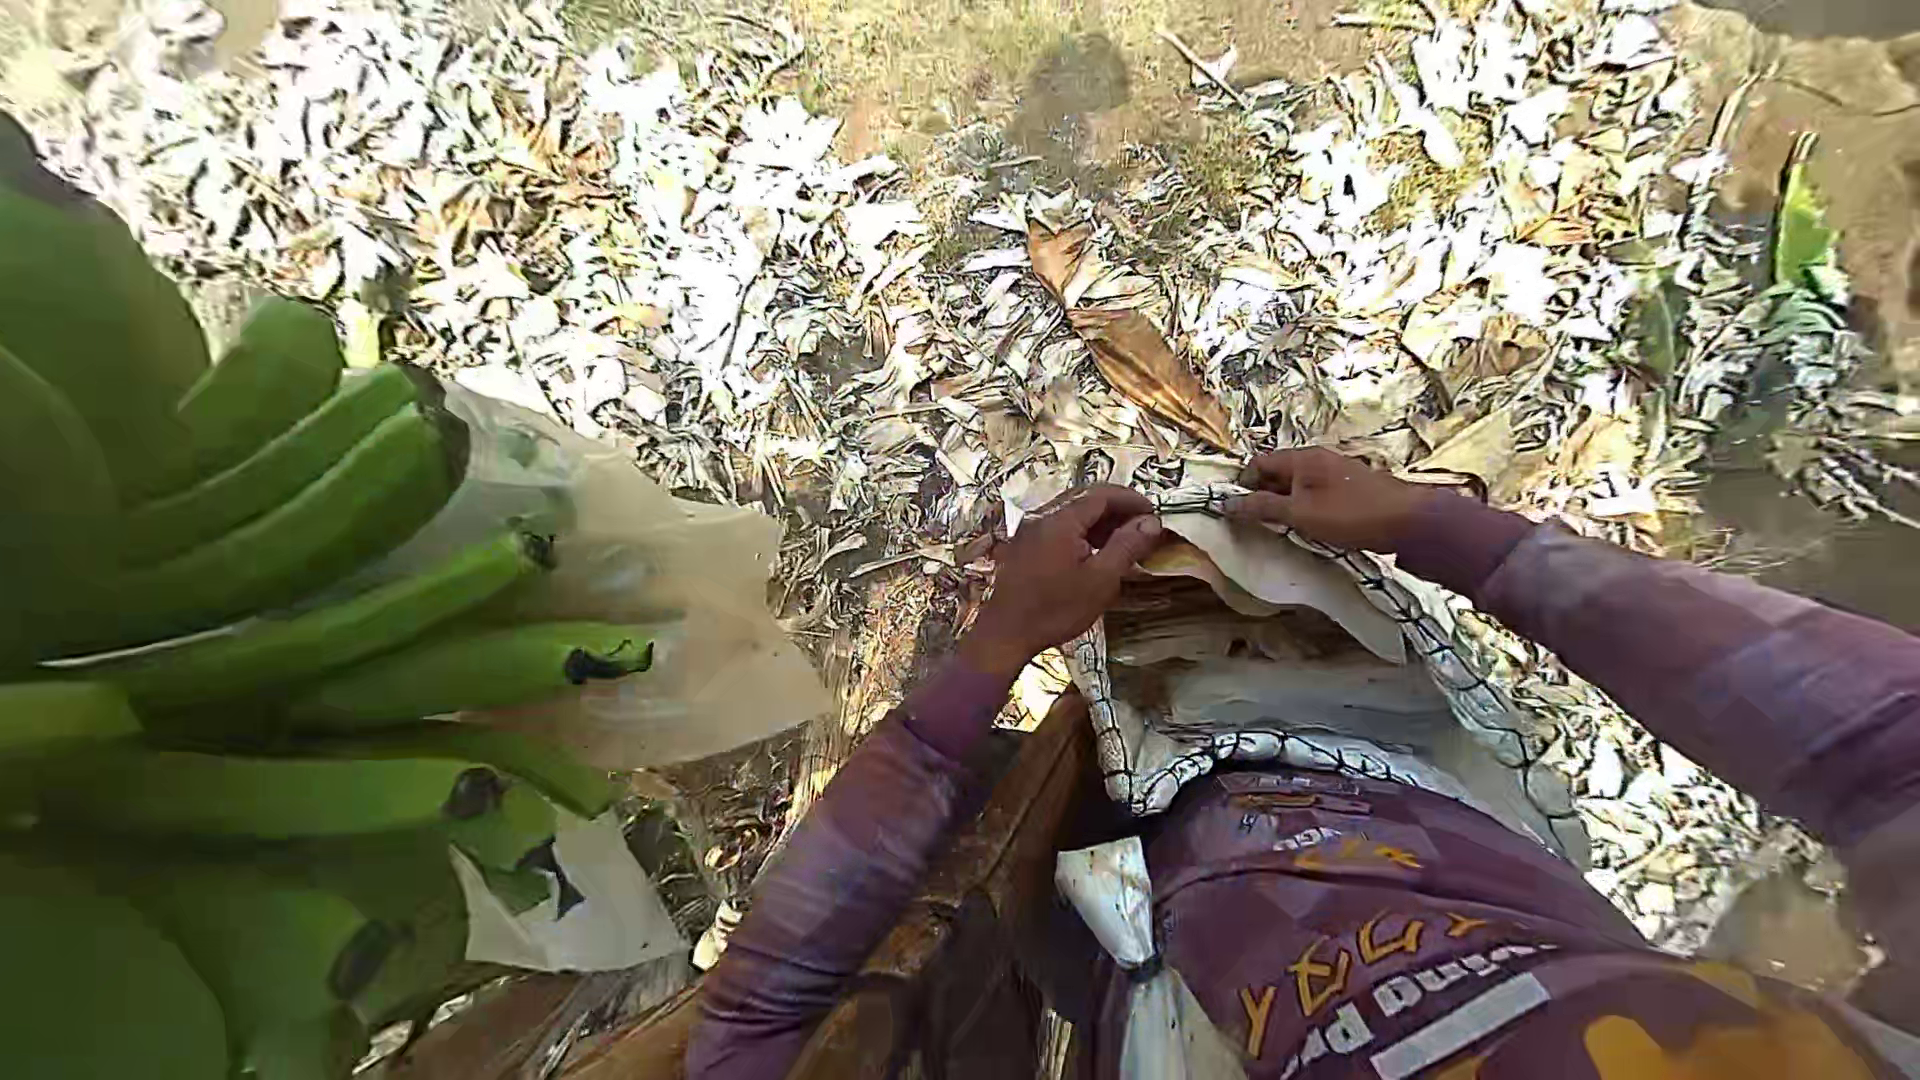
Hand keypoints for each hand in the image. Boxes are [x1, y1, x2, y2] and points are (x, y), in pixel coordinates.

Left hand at [958, 485, 1163, 679]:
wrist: (1006, 634)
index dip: (1130, 499)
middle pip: (1084, 498)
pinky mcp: (1023, 546)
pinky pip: (1057, 527)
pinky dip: (1081, 532)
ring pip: (1070, 513)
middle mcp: (1041, 517)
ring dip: (1099, 520)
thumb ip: (1126, 546)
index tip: (1153, 512)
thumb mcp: (1100, 580)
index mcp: (1059, 520)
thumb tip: (1150, 522)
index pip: (1101, 494)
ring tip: (1123, 540)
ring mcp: (1029, 530)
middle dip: (1116, 507)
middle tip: (1141, 525)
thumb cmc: (1055, 609)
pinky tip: (1094, 551)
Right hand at [1225, 447, 1432, 552]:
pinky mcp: (1351, 487)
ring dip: (1284, 503)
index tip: (1241, 509)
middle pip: (1277, 472)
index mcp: (1302, 458)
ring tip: (1285, 526)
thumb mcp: (1299, 513)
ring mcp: (1337, 472)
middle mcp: (1318, 459)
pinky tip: (1311, 526)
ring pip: (1296, 484)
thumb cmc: (1349, 514)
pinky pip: (1315, 492)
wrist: (1411, 523)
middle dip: (1263, 495)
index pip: (1258, 463)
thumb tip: (1226, 503)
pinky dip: (1304, 506)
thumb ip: (1261, 507)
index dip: (1244, 484)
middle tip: (1260, 522)